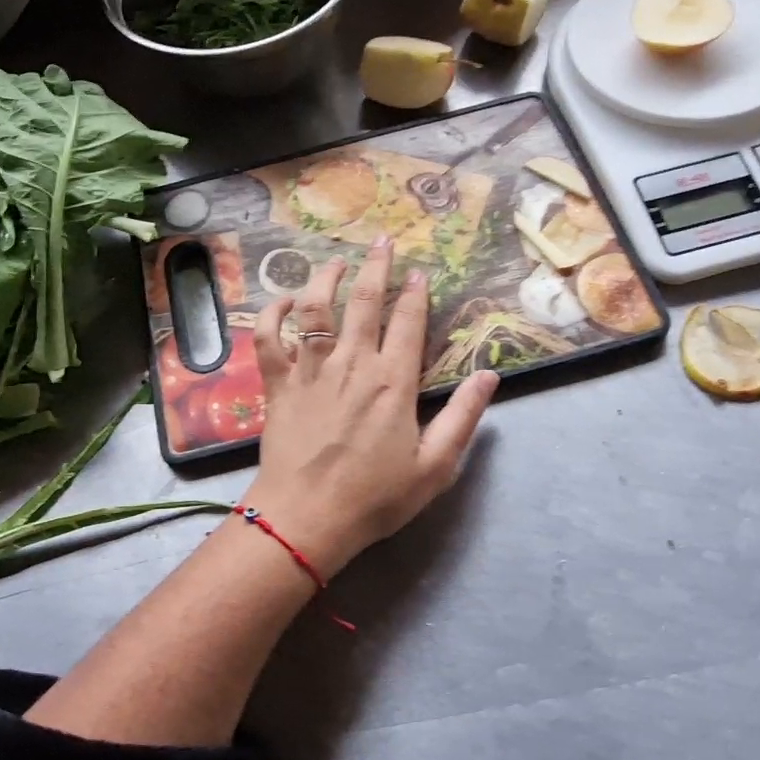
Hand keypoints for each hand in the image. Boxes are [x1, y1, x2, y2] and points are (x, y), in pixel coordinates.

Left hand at [240, 234, 499, 575]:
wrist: (308, 518)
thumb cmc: (375, 497)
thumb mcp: (435, 465)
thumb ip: (463, 417)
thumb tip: (490, 375)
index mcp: (393, 381)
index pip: (408, 322)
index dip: (415, 293)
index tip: (419, 271)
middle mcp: (353, 364)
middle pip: (365, 301)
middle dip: (376, 266)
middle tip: (382, 241)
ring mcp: (311, 370)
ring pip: (316, 309)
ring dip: (325, 278)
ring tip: (336, 261)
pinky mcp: (278, 384)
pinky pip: (269, 338)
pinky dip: (273, 314)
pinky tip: (285, 301)